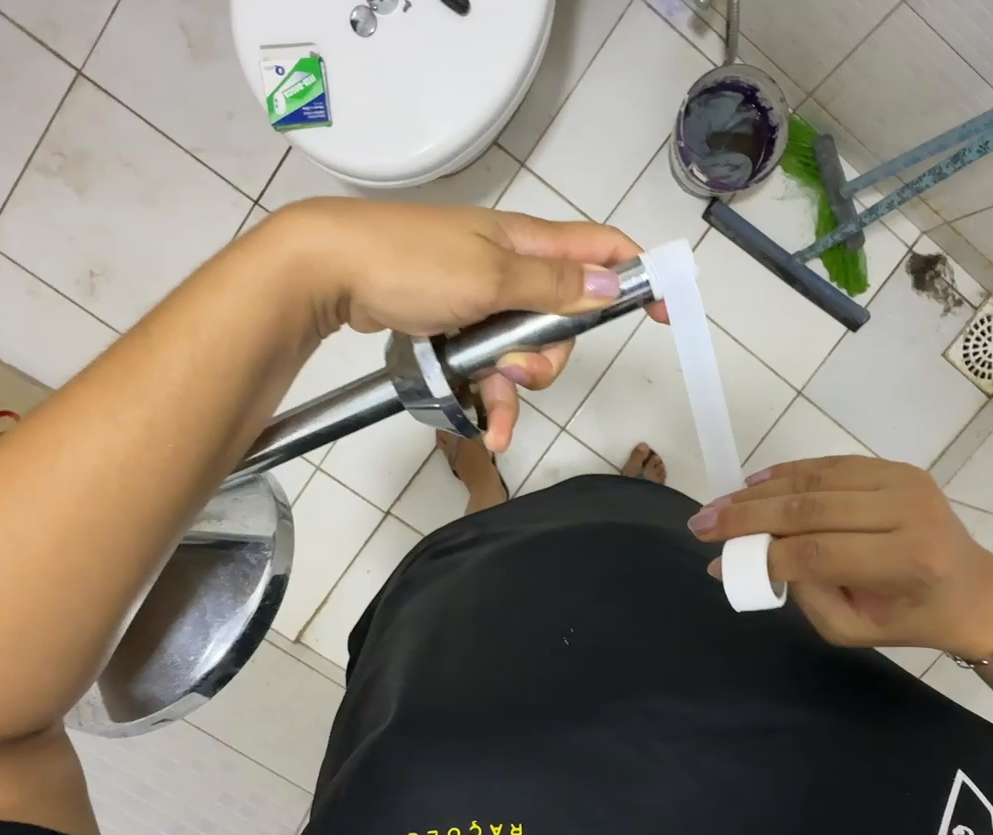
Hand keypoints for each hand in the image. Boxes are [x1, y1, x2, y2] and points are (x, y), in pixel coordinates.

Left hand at [268, 198, 657, 451]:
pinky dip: (492, 402)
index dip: (636, 276)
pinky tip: (490, 430)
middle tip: (520, 364)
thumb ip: (552, 285)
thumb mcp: (491, 276)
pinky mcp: (457, 332)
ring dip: (518, 385)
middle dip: (551, 354)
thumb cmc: (409, 262)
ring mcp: (482, 305)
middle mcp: (511, 272)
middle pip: (564, 322)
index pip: (600, 251)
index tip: (661, 310)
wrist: (330, 273)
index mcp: (527, 245)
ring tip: (490, 394)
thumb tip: (609, 284)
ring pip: (527, 354)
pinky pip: (489, 372)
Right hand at [687, 456, 992, 656]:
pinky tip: (754, 483)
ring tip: (719, 504)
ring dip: (759, 491)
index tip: (717, 564)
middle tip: (701, 523)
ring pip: (815, 480)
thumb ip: (803, 594)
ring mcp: (905, 482)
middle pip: (810, 507)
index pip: (816, 552)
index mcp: (905, 560)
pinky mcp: (897, 468)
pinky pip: (830, 465)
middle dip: (746, 516)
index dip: (760, 556)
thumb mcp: (852, 628)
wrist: (971, 589)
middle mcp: (908, 512)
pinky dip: (788, 472)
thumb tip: (748, 558)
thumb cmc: (910, 618)